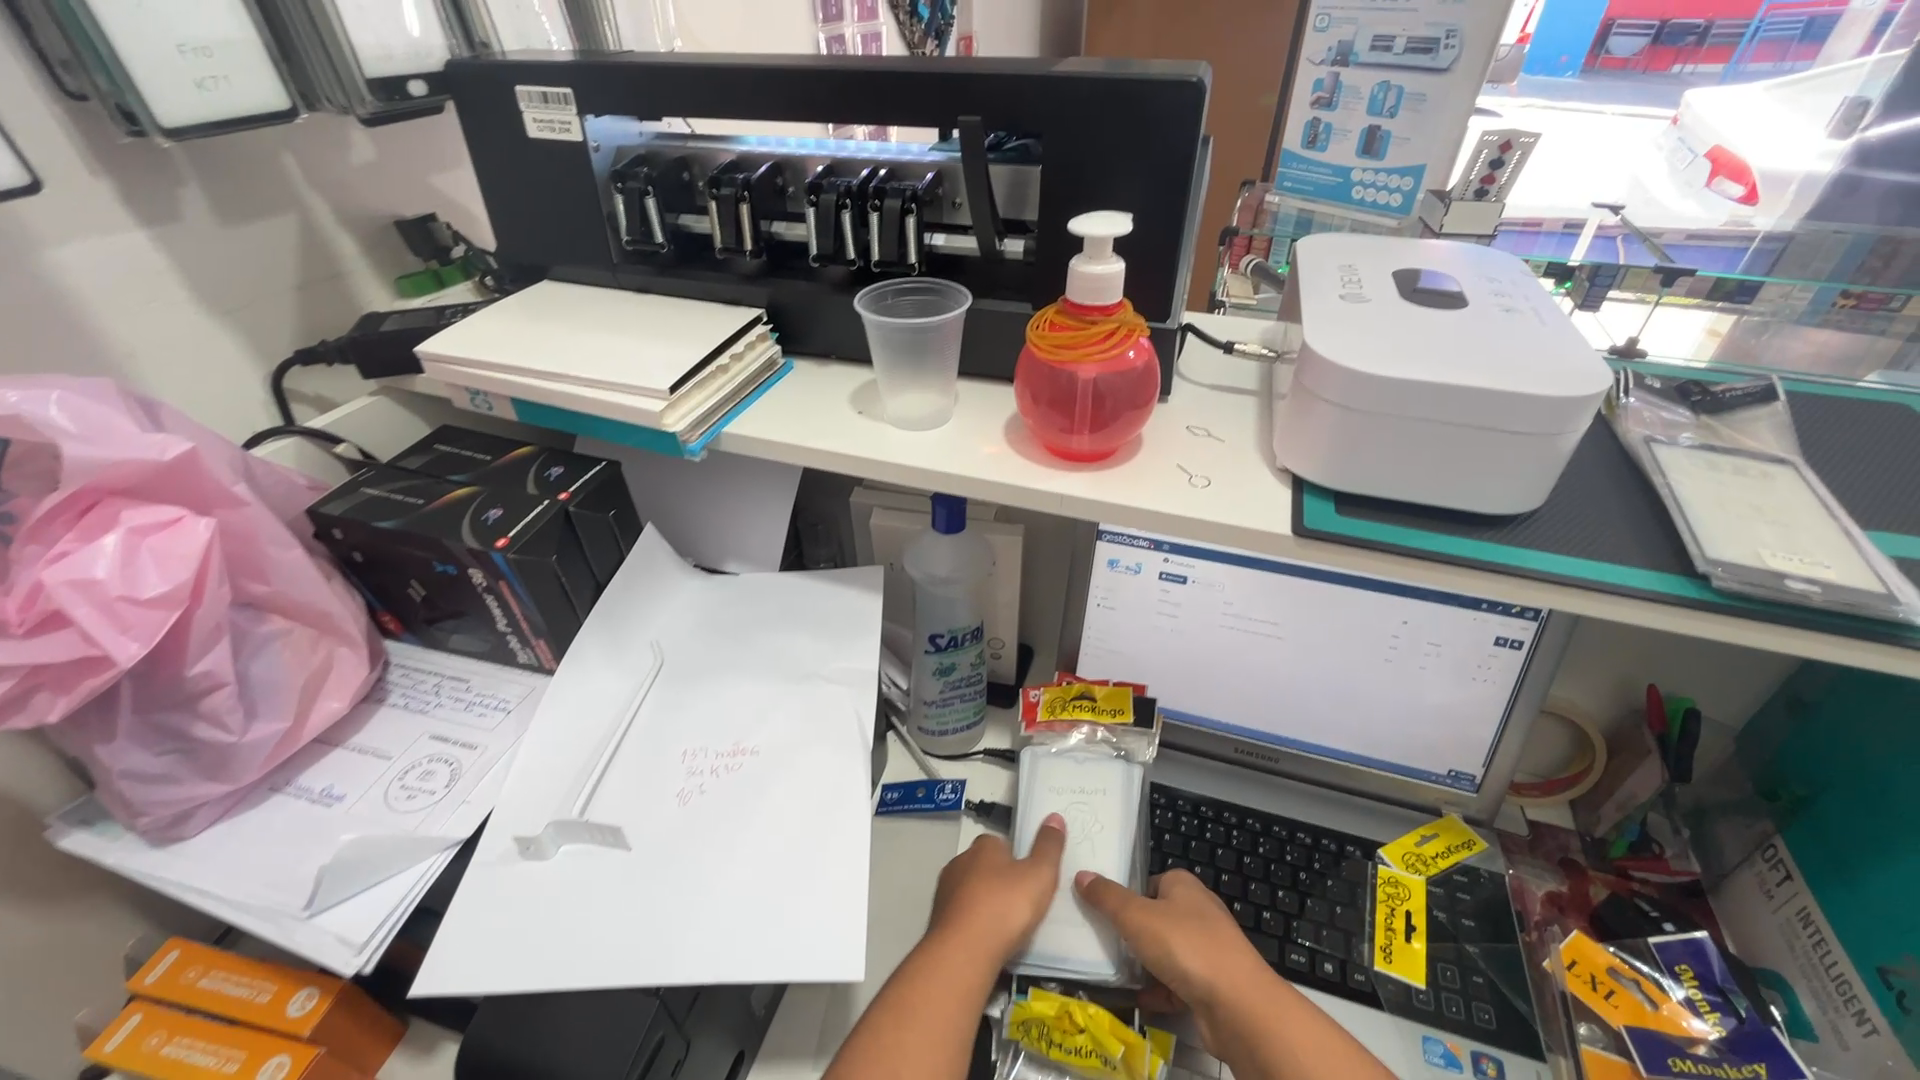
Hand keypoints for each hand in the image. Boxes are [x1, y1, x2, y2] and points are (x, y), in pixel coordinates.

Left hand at [928, 813, 1066, 964]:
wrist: (964, 951)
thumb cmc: (1006, 906)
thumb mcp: (1040, 874)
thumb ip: (1049, 846)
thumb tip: (1054, 816)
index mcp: (984, 846)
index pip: (1000, 843)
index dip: (1015, 858)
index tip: (1029, 877)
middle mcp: (959, 862)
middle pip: (982, 866)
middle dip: (998, 880)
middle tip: (1020, 902)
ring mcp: (945, 891)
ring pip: (969, 891)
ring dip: (983, 902)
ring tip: (1004, 925)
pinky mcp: (937, 919)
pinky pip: (960, 915)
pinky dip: (971, 923)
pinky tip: (985, 939)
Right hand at [1075, 869, 1279, 1032]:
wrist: (1236, 1005)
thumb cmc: (1184, 946)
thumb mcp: (1136, 916)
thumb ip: (1107, 897)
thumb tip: (1082, 874)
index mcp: (1184, 886)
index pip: (1150, 882)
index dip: (1127, 895)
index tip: (1103, 911)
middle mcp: (1199, 913)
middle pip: (1156, 918)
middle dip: (1131, 933)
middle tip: (1102, 942)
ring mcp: (1207, 950)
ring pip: (1165, 954)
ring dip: (1143, 965)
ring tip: (1112, 972)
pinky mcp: (1210, 984)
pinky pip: (1176, 984)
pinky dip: (1158, 992)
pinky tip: (1137, 999)